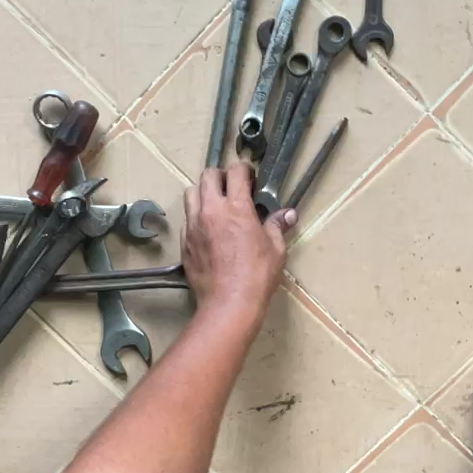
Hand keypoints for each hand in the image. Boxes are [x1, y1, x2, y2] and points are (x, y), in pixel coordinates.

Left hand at [182, 163, 292, 322]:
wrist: (229, 303)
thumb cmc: (256, 276)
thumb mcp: (275, 249)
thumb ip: (277, 226)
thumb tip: (288, 215)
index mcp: (237, 207)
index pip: (236, 172)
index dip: (244, 169)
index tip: (250, 177)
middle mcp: (211, 211)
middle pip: (208, 176)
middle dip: (220, 176)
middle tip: (232, 187)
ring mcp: (194, 226)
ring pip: (191, 193)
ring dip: (203, 193)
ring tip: (216, 204)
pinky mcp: (185, 243)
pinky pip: (186, 220)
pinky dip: (196, 217)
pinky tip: (207, 230)